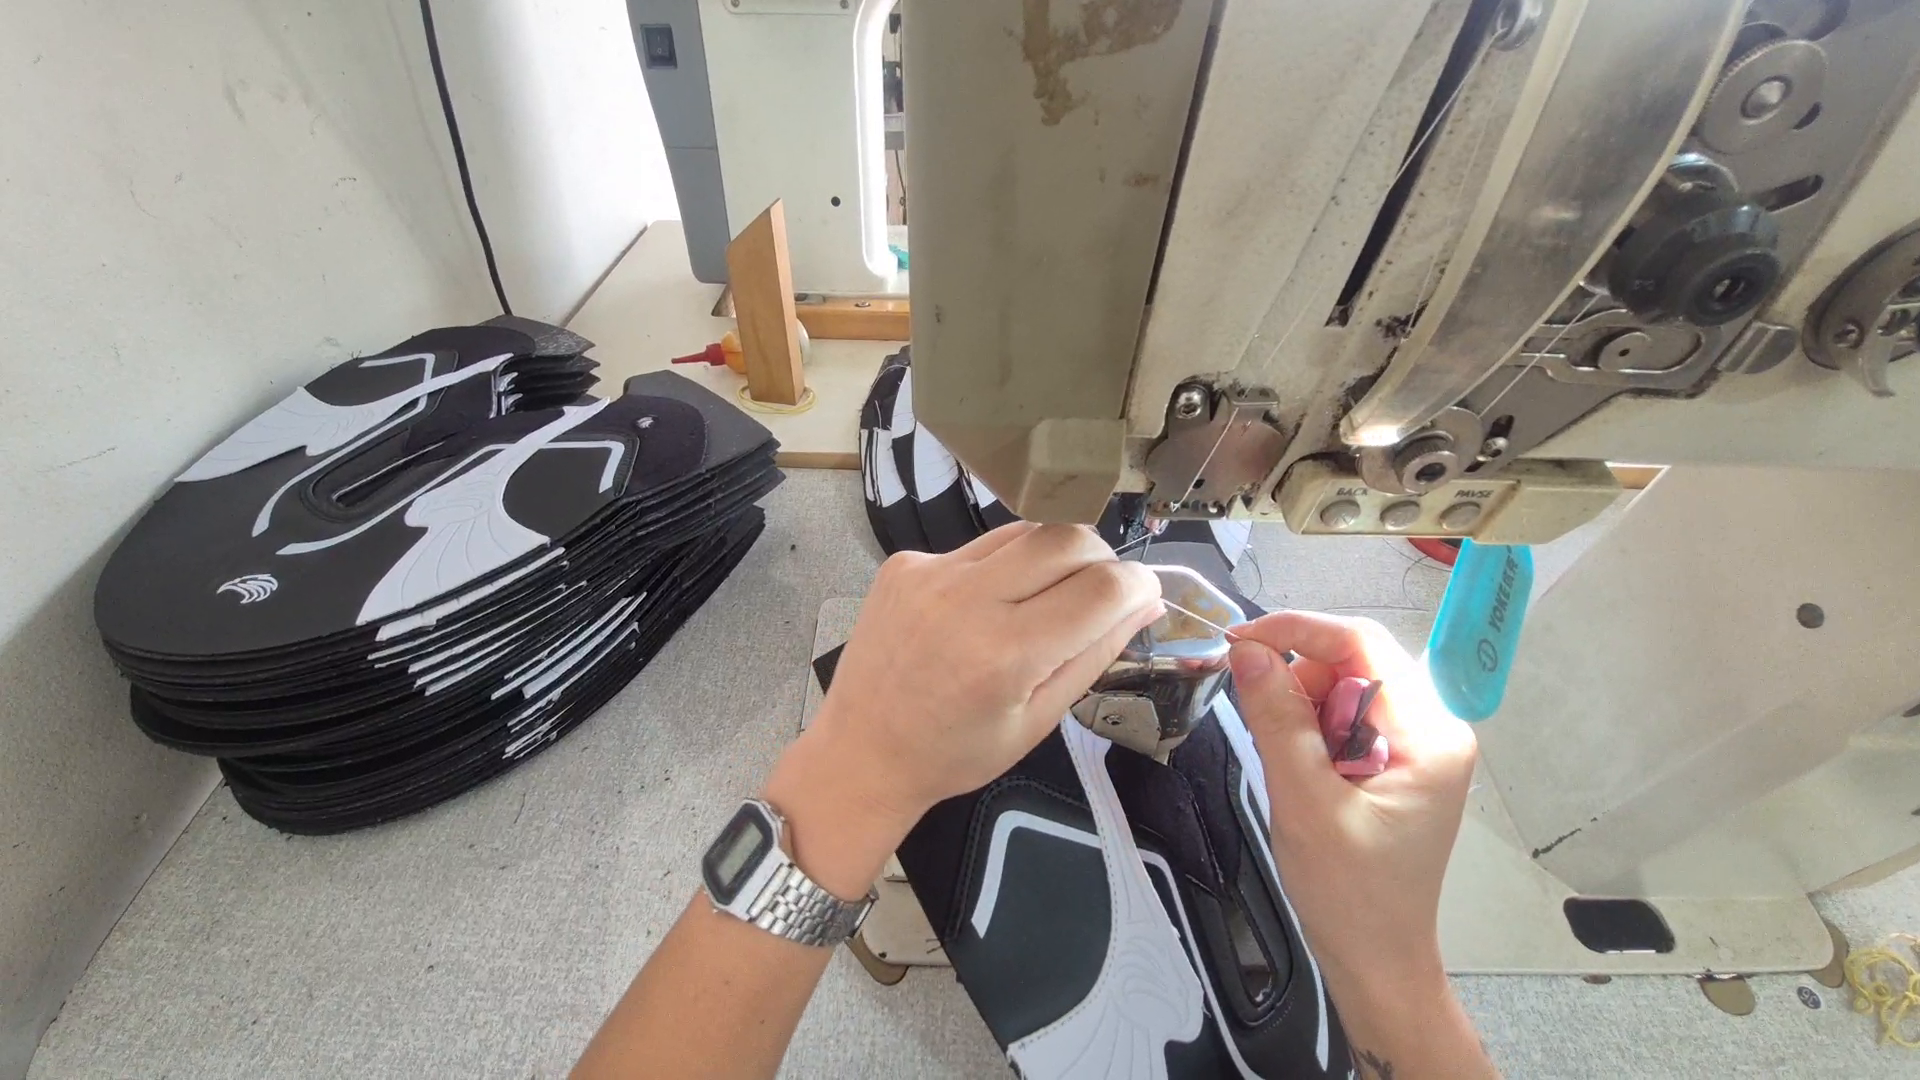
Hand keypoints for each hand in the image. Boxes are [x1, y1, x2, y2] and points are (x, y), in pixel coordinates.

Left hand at [806, 523, 1162, 822]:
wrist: (862, 749)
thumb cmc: (955, 752)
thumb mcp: (1038, 720)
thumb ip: (1095, 654)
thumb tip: (1145, 601)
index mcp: (1005, 653)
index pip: (1101, 587)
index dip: (1137, 584)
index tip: (1144, 594)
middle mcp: (966, 598)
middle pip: (1066, 537)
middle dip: (1101, 558)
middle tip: (1100, 592)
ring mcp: (930, 572)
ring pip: (1024, 531)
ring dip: (1051, 556)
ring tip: (1041, 600)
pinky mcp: (906, 562)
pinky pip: (978, 545)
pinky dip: (1002, 566)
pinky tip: (986, 606)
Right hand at [1226, 611, 1476, 984]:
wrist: (1373, 958)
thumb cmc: (1349, 891)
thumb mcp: (1305, 800)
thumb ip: (1276, 718)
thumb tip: (1245, 650)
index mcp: (1429, 733)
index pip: (1363, 642)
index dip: (1297, 630)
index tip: (1238, 641)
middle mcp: (1428, 726)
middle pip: (1350, 660)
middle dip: (1295, 676)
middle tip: (1256, 715)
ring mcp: (1410, 742)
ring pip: (1337, 684)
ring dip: (1296, 704)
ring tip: (1285, 760)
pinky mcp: (1388, 758)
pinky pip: (1337, 713)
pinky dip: (1303, 724)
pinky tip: (1296, 764)